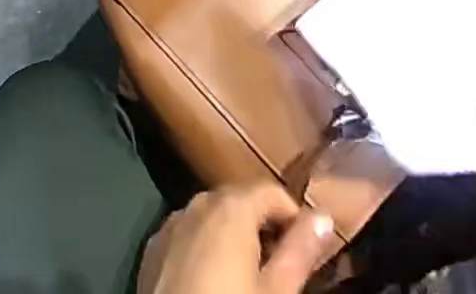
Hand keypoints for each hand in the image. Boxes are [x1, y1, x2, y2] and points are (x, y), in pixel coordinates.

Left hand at [137, 183, 336, 293]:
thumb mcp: (276, 293)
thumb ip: (300, 250)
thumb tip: (322, 215)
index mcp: (231, 206)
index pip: (273, 192)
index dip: (294, 219)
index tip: (307, 251)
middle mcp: (198, 202)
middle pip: (241, 201)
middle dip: (264, 227)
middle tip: (282, 270)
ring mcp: (171, 225)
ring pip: (213, 218)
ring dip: (235, 237)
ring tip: (250, 279)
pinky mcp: (152, 250)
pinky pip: (190, 236)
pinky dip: (206, 249)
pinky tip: (213, 285)